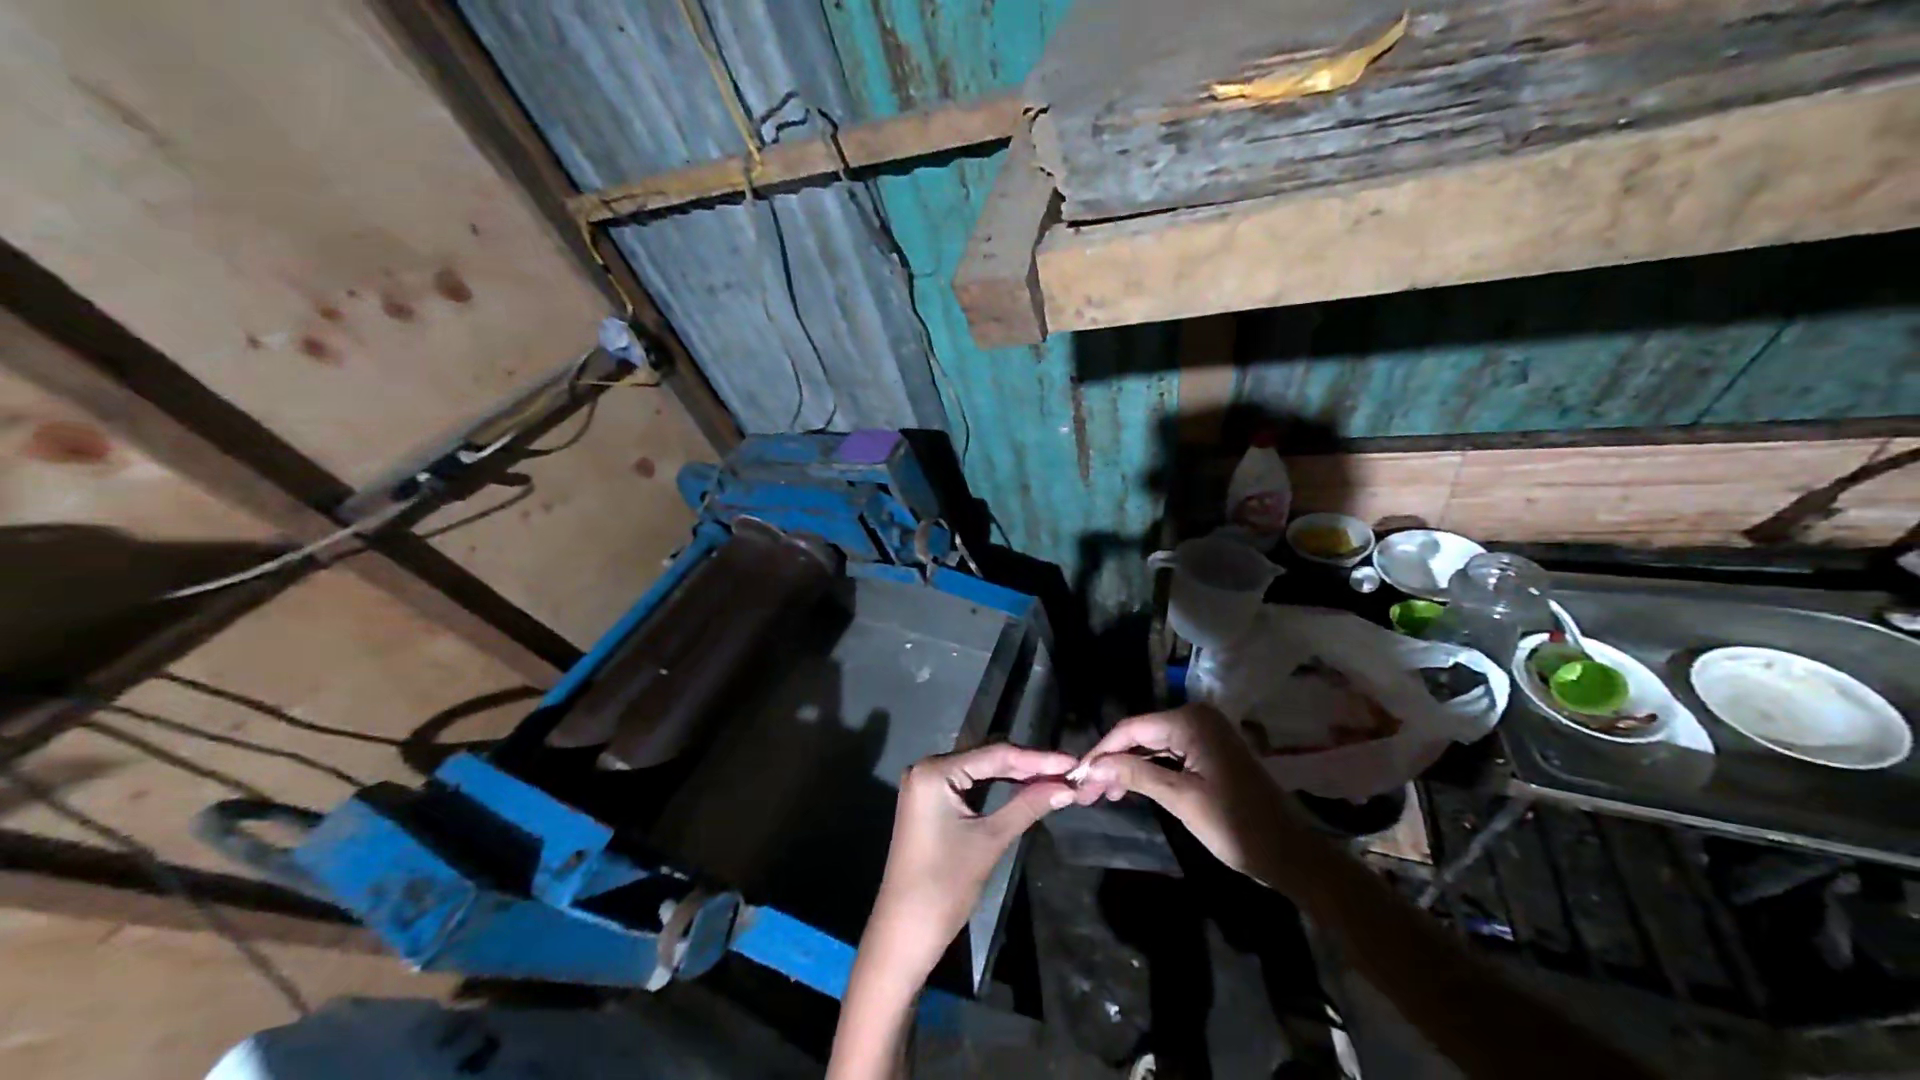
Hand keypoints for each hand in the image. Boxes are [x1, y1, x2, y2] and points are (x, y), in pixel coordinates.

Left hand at [862, 743, 1077, 983]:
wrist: (905, 929)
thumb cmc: (945, 885)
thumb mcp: (991, 840)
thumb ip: (1028, 806)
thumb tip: (1068, 787)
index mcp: (935, 770)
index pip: (996, 754)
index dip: (1038, 759)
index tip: (1073, 763)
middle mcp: (926, 767)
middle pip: (987, 757)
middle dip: (1028, 765)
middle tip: (1068, 771)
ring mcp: (925, 784)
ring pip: (979, 770)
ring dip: (1015, 775)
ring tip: (1054, 778)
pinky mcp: (928, 801)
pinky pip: (968, 784)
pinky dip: (996, 787)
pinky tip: (1024, 788)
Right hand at [1073, 703, 1307, 888]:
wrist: (1291, 854)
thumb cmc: (1235, 824)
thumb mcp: (1179, 798)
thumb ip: (1134, 773)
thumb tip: (1091, 766)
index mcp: (1191, 721)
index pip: (1131, 729)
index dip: (1101, 752)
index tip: (1076, 777)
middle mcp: (1197, 718)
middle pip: (1141, 735)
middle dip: (1112, 761)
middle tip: (1086, 792)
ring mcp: (1206, 735)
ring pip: (1153, 745)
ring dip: (1128, 767)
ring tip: (1103, 794)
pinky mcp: (1211, 753)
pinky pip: (1170, 754)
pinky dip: (1149, 770)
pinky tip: (1129, 788)